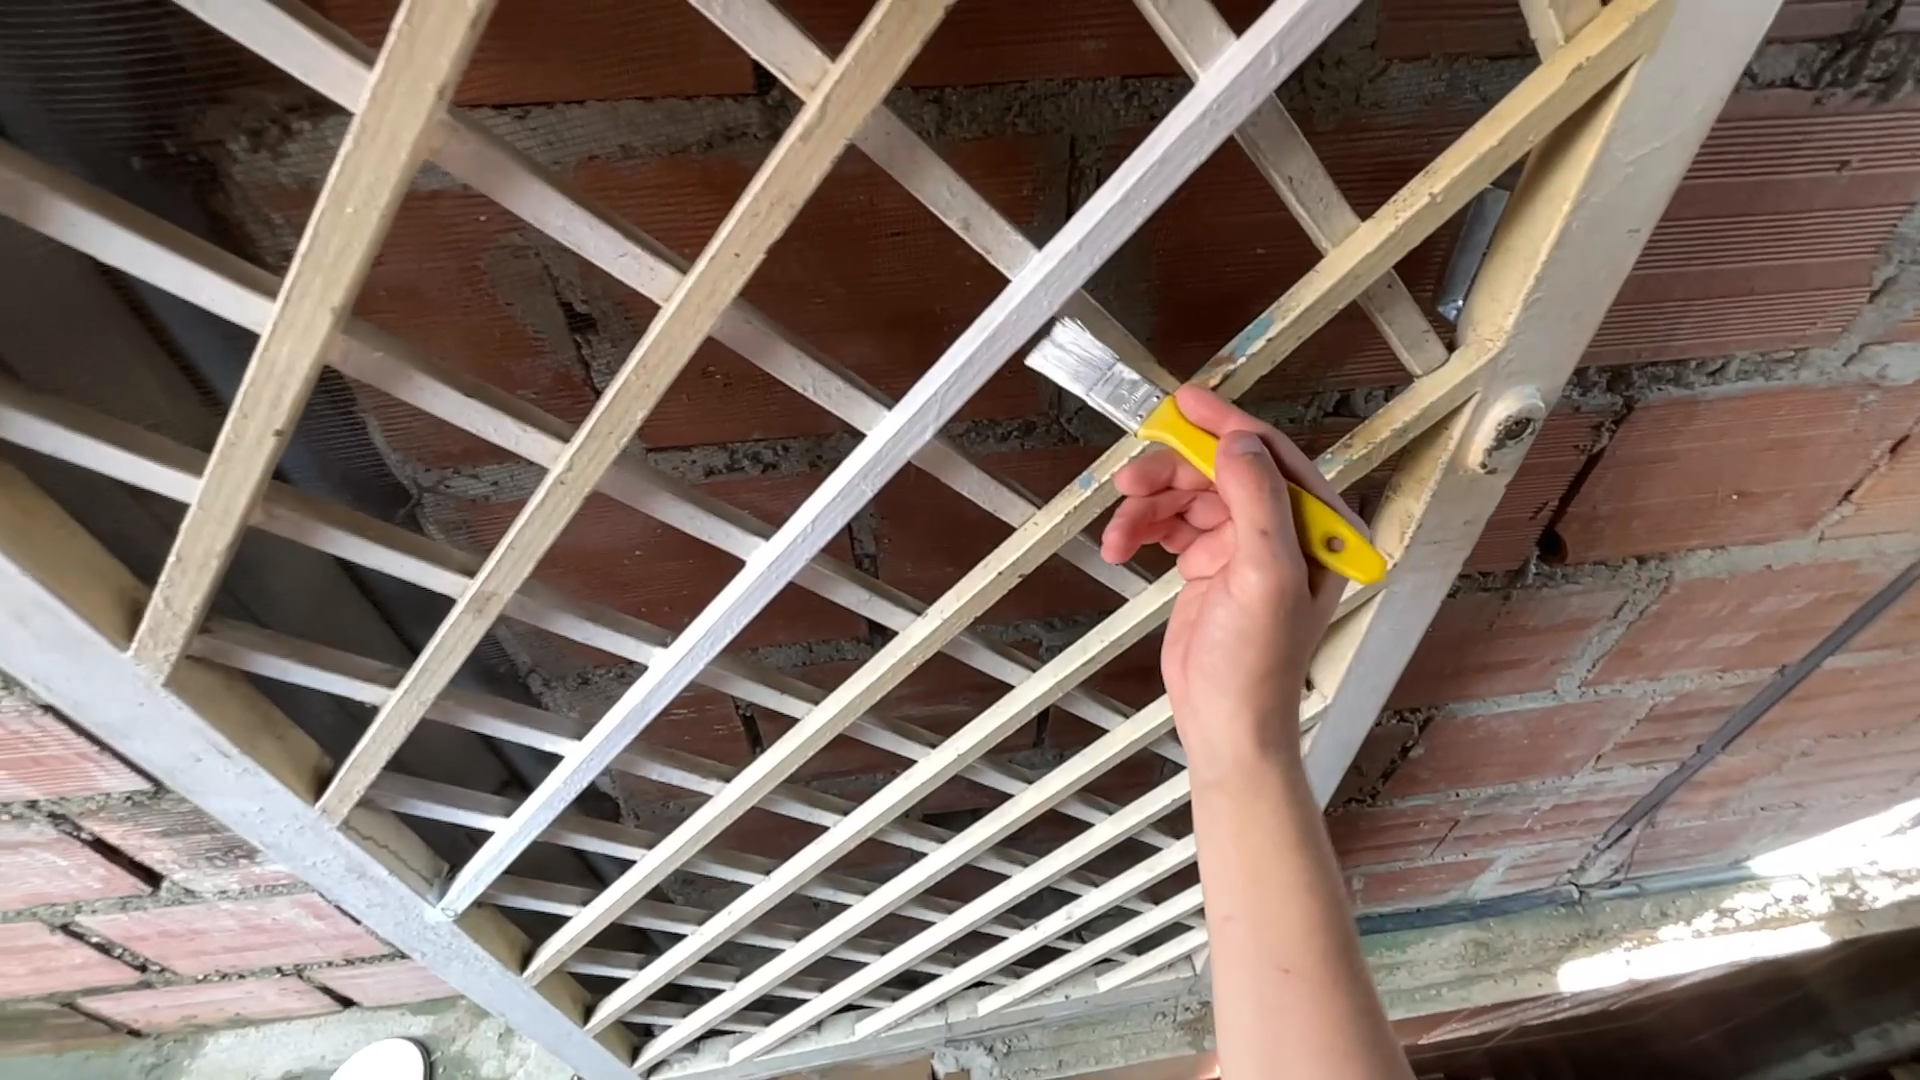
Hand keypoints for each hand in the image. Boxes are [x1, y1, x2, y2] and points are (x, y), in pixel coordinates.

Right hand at [1100, 387, 1364, 767]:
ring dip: (1147, 509)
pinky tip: (1120, 548)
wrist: (1222, 719)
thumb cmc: (1255, 659)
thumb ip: (1257, 502)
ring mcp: (1239, 545)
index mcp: (1314, 527)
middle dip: (1170, 476)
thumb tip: (1236, 441)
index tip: (1181, 403)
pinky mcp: (1205, 563)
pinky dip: (1141, 531)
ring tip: (1118, 535)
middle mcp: (1279, 528)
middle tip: (1127, 483)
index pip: (1269, 457)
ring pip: (1186, 499)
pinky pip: (1169, 526)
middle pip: (1217, 474)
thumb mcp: (1264, 577)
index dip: (1224, 426)